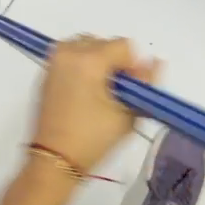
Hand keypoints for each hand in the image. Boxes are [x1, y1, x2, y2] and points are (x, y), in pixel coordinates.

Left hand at [32, 36, 159, 173]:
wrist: (54, 161)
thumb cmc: (93, 140)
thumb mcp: (127, 114)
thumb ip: (146, 83)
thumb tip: (157, 61)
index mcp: (89, 60)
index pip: (124, 46)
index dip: (133, 66)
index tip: (132, 90)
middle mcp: (69, 51)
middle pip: (105, 43)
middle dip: (116, 63)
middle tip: (118, 92)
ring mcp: (56, 59)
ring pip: (88, 45)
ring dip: (99, 61)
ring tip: (101, 91)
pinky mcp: (47, 69)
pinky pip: (73, 53)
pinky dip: (83, 64)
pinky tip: (85, 90)